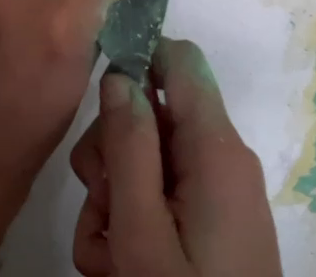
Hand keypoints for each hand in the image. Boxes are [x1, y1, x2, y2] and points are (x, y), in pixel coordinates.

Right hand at [70, 39, 282, 276]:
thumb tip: (119, 75)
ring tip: (109, 255)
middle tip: (103, 205)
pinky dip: (129, 224)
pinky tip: (121, 266)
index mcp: (215, 148)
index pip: (179, 59)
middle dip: (110, 155)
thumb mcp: (141, 231)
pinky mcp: (208, 224)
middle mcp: (219, 159)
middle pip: (148, 114)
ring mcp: (214, 194)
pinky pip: (157, 198)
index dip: (136, 60)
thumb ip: (129, 146)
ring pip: (142, 161)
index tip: (96, 96)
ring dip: (111, 200)